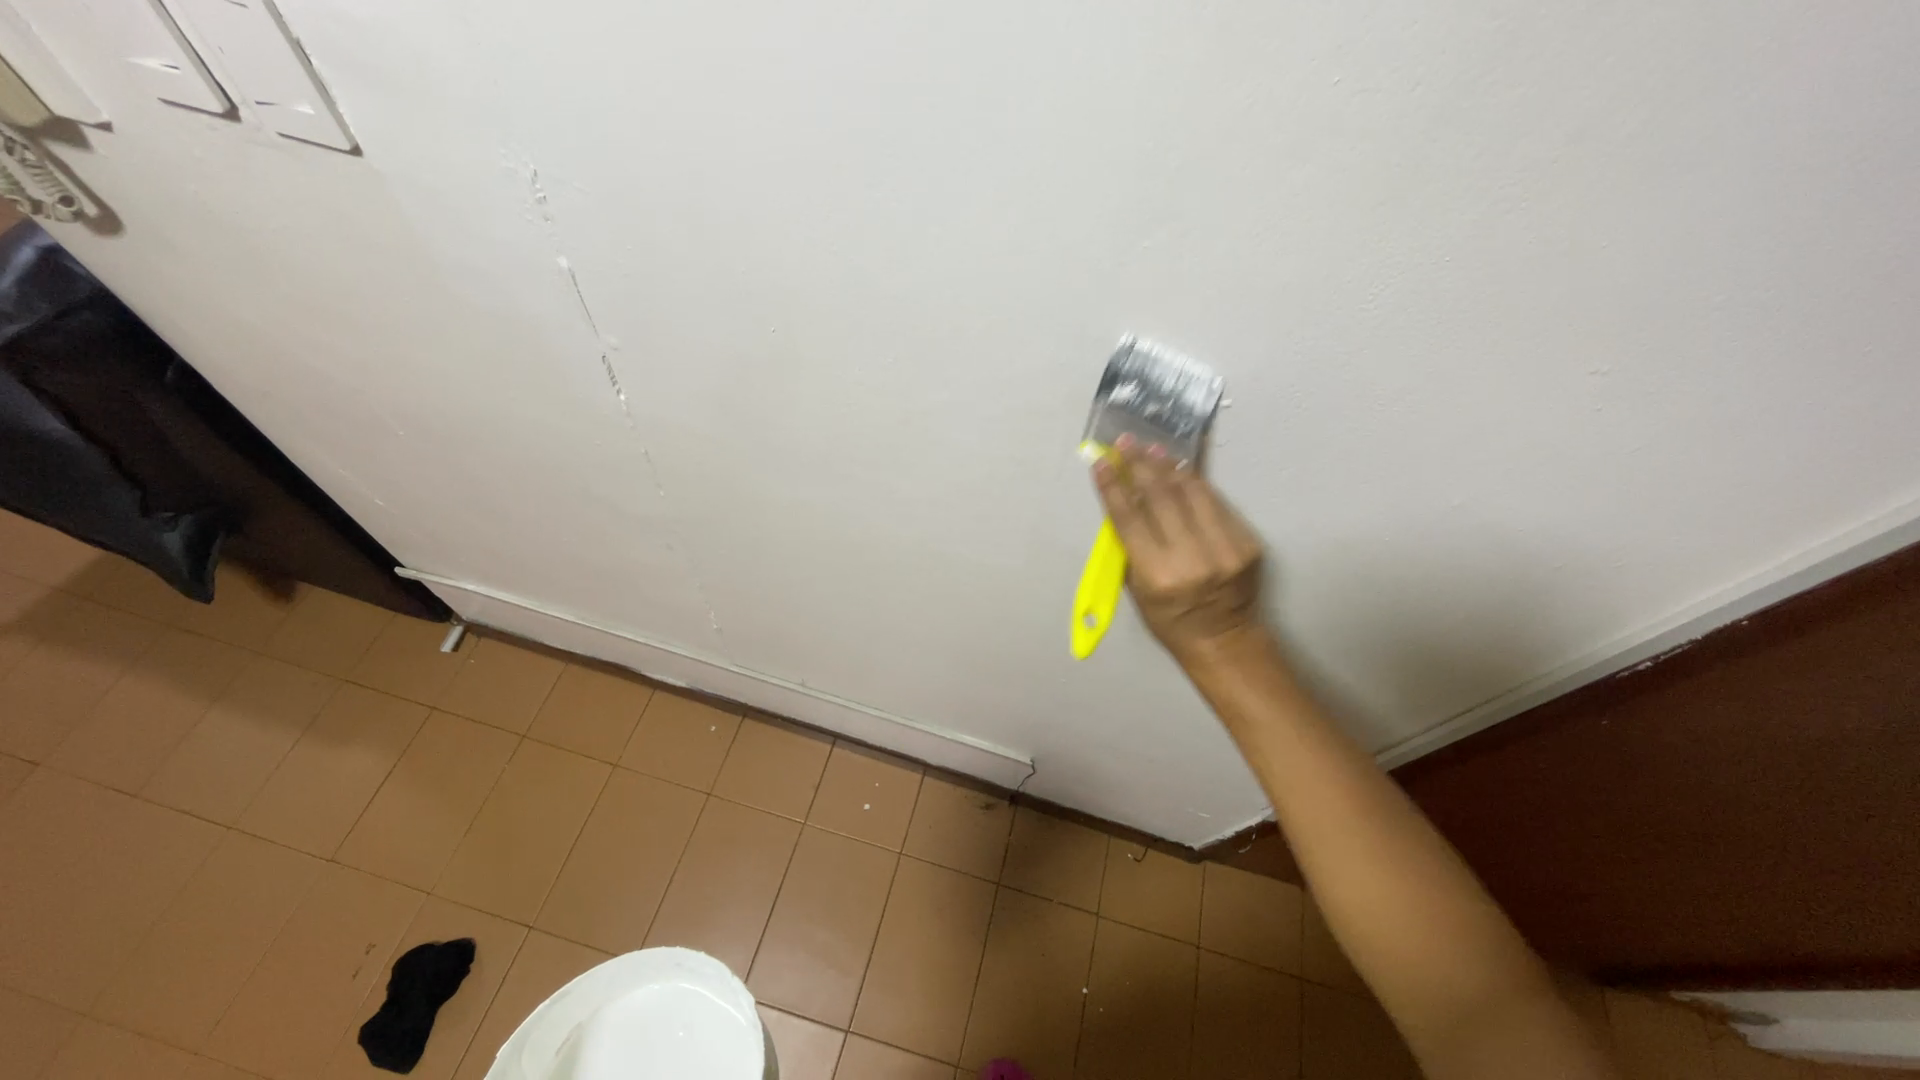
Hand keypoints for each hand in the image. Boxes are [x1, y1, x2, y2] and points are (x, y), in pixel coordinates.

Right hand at [1091, 435, 1267, 662]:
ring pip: (1192, 493)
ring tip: (1152, 447)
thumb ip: (1130, 547)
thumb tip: (1125, 498)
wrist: (1225, 639)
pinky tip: (1181, 470)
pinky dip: (1196, 484)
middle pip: (1160, 497)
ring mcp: (1224, 548)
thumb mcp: (1137, 591)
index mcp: (1157, 576)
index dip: (1113, 487)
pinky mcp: (1246, 543)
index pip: (1129, 519)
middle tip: (1127, 441)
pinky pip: (1216, 504)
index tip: (1102, 462)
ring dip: (1169, 466)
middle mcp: (1192, 558)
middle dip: (1139, 465)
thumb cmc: (1169, 620)